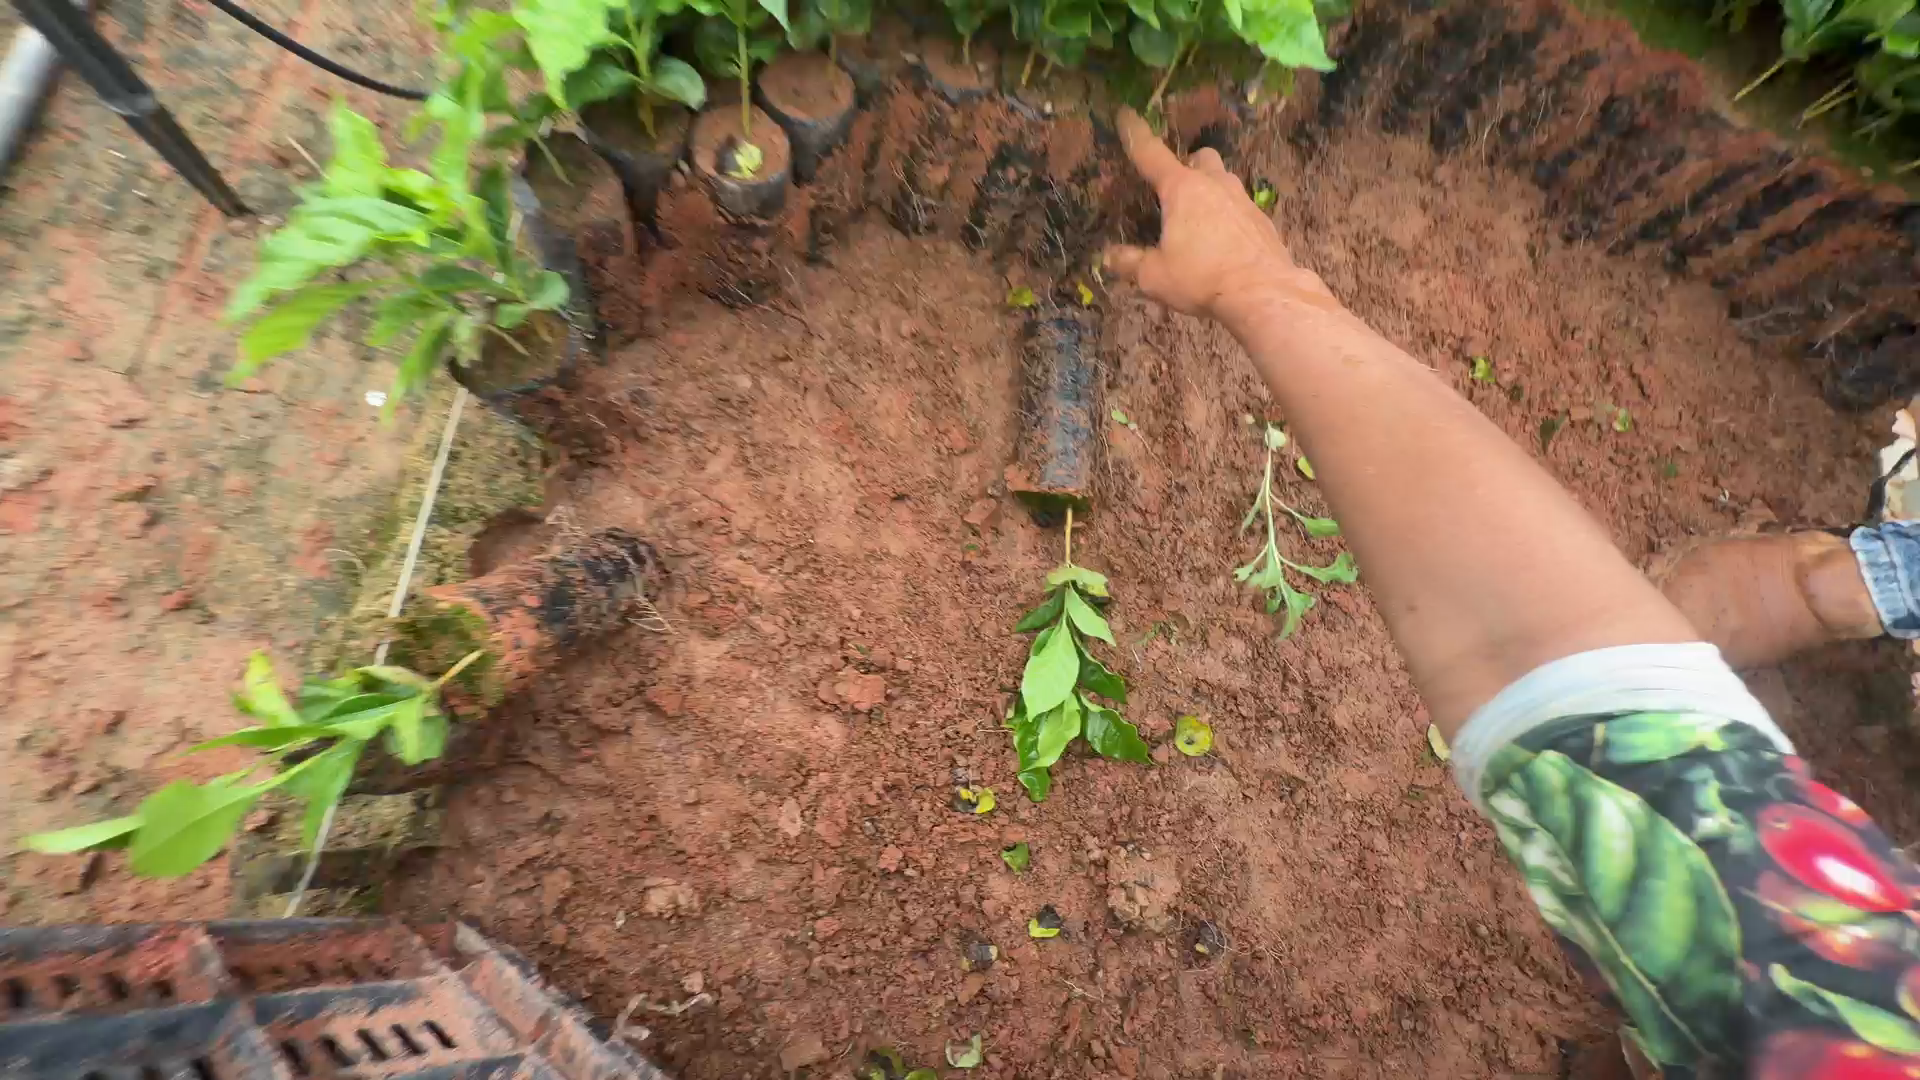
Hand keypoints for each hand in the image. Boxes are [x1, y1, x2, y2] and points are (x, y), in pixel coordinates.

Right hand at [1102, 107, 1336, 322]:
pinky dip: (1225, 218)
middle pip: (1199, 158)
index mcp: (1182, 190)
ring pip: (1222, 181)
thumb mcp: (1153, 276)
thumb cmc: (1200, 278)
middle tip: (1173, 192)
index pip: (1151, 154)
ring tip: (1196, 224)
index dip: (1134, 134)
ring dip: (1207, 192)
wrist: (1261, 291)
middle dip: (1186, 166)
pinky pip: (1238, 208)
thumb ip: (1129, 263)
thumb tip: (1109, 256)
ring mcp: (1242, 199)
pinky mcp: (1260, 219)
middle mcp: (1214, 184)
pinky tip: (1219, 246)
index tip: (1125, 114)